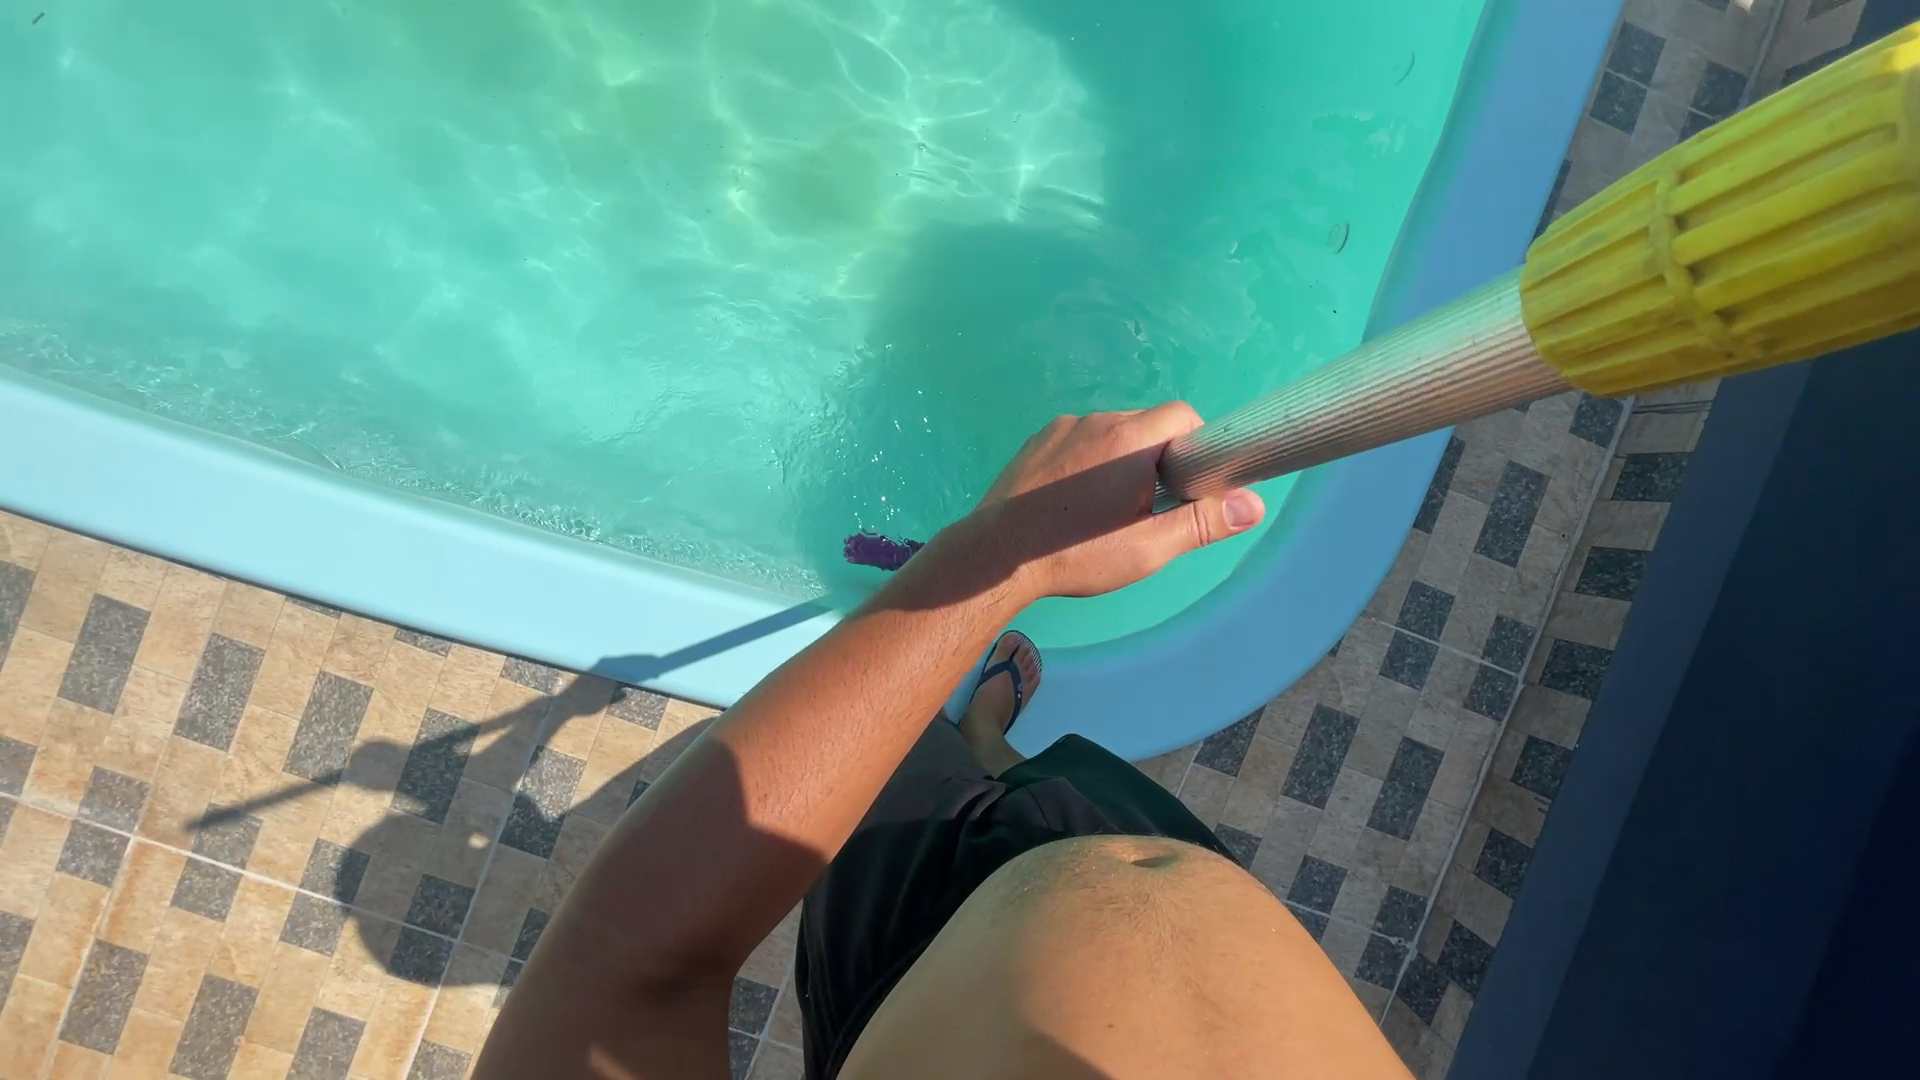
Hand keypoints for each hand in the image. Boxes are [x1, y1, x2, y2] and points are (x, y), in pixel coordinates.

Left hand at [972, 403, 1264, 599]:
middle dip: (1157, 459)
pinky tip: (1071, 501)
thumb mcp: (1146, 548)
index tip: (1185, 486)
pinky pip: (1081, 440)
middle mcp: (1096, 420)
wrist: (995, 556)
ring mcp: (1062, 427)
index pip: (1183, 416)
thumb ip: (1202, 523)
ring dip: (1121, 460)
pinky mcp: (1037, 439)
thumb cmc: (1075, 554)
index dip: (1195, 447)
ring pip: (1112, 433)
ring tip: (1101, 510)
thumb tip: (1253, 505)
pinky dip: (1089, 461)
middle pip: (1148, 425)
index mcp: (1130, 439)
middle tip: (1143, 508)